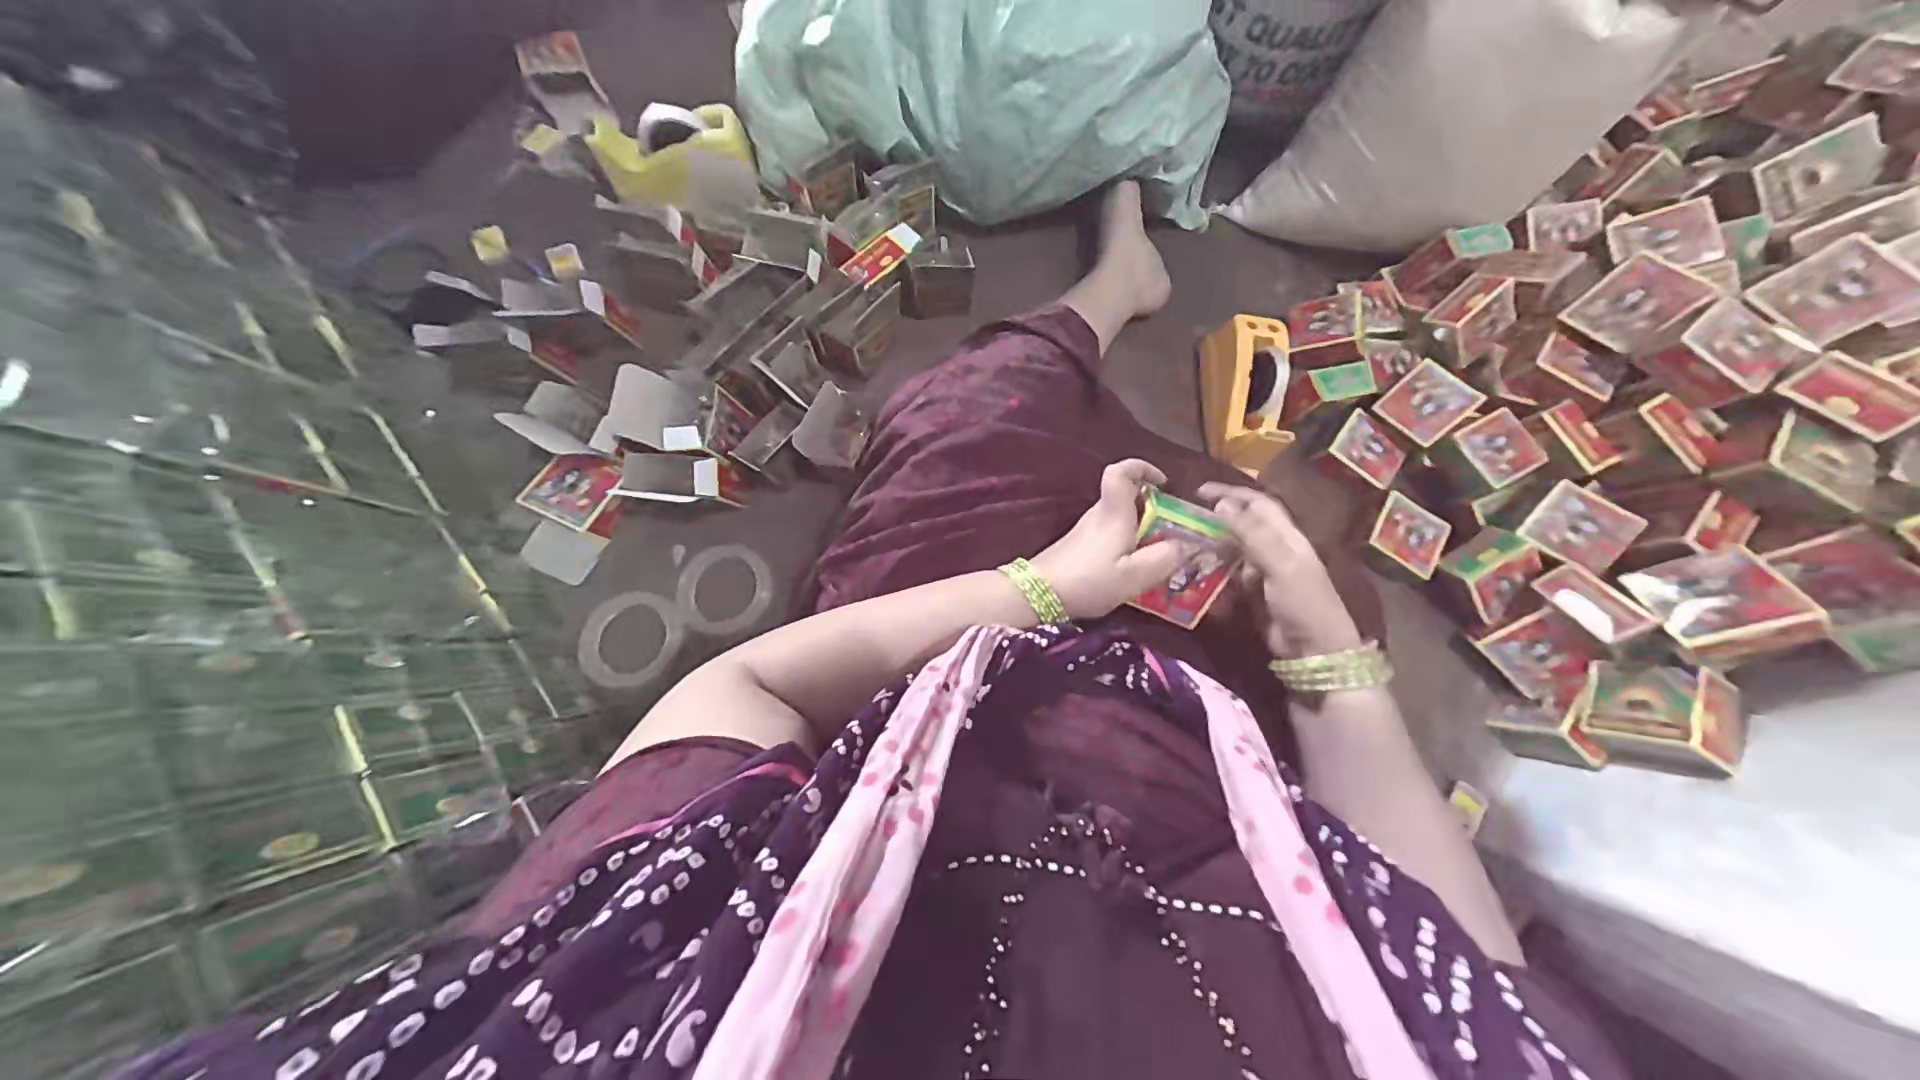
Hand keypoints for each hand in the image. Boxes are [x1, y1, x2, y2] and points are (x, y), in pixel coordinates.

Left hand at [1030, 460, 1191, 618]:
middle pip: (1126, 497)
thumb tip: (1187, 544)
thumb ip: (1165, 558)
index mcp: (1113, 513)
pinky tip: (1131, 568)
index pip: (1120, 471)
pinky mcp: (1078, 545)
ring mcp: (1086, 530)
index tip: (1163, 484)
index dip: (1142, 468)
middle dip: (1152, 508)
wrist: (1038, 595)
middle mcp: (1098, 515)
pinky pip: (1109, 534)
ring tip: (1157, 556)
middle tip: (1172, 532)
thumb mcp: (1135, 576)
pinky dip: (1125, 543)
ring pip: (1119, 518)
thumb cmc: (1089, 581)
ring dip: (1141, 529)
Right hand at [1199, 482, 1364, 658]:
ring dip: (1211, 543)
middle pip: (1243, 524)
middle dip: (1216, 516)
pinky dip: (1212, 569)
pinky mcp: (1252, 594)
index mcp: (1287, 536)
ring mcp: (1263, 572)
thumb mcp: (1281, 564)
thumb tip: (1221, 505)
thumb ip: (1252, 534)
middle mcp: (1275, 549)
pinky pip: (1228, 574)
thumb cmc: (1303, 602)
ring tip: (1183, 541)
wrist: (1314, 651)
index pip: (1258, 503)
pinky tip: (1195, 569)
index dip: (1231, 493)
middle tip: (1184, 516)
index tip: (1199, 490)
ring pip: (1233, 548)